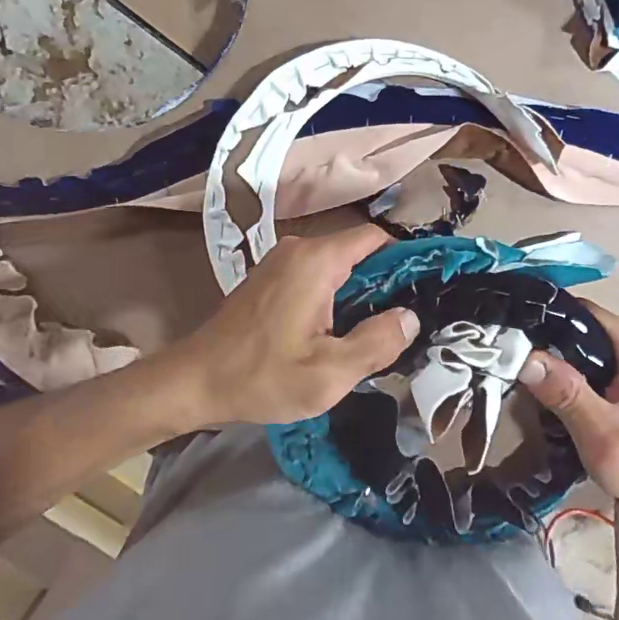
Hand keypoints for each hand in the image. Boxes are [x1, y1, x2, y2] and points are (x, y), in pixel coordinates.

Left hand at [163, 225, 419, 425]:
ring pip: (336, 267)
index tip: (424, 292)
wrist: (194, 380)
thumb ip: (376, 343)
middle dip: (382, 284)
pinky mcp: (268, 279)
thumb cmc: (261, 376)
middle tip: (401, 325)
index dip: (405, 261)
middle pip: (357, 253)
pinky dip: (333, 297)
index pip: (375, 239)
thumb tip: (409, 317)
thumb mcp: (328, 373)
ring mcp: (279, 262)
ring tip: (373, 334)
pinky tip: (336, 333)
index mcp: (316, 261)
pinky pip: (314, 276)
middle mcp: (298, 249)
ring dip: (357, 295)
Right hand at [519, 301, 618, 524]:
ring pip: (577, 345)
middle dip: (543, 337)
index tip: (510, 327)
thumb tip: (526, 357)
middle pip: (579, 326)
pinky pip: (582, 363)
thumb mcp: (603, 434)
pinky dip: (560, 372)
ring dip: (549, 357)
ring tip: (515, 366)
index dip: (547, 315)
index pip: (585, 311)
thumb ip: (567, 393)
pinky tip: (538, 385)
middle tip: (506, 351)